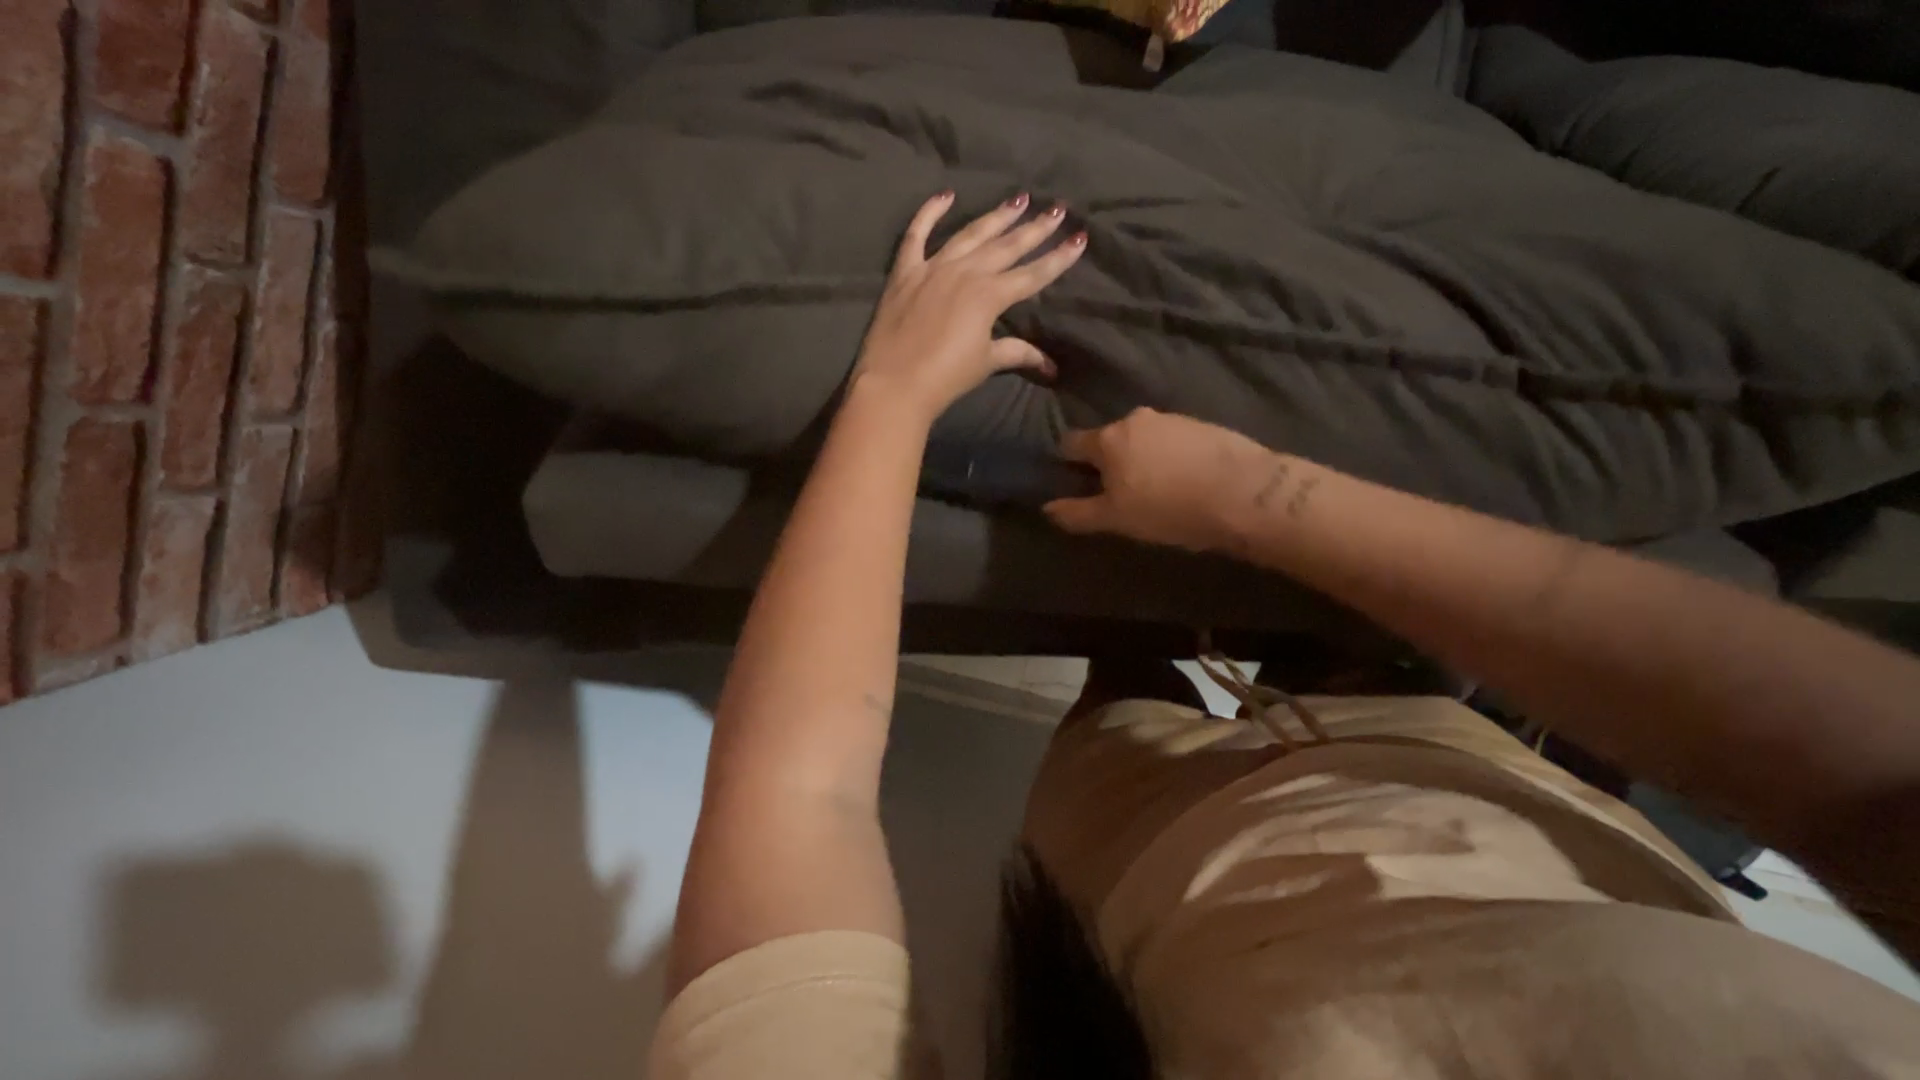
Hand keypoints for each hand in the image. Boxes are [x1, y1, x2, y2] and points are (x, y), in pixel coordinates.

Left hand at [850, 191, 1086, 424]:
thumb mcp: (986, 362)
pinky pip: (916, 234)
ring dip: (996, 216)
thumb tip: (1049, 366)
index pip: (1032, 275)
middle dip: (1035, 228)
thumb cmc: (945, 377)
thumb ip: (1016, 352)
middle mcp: (966, 272)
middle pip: (1007, 246)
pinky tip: (946, 196)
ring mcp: (934, 267)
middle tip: (1056, 209)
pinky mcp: (905, 271)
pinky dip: (929, 213)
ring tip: (1018, 200)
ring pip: (971, 234)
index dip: (1058, 258)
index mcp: (990, 295)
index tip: (1079, 239)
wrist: (894, 383)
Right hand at [1045, 408, 1299, 552]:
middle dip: (1109, 462)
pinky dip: (1170, 457)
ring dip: (1142, 459)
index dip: (1069, 464)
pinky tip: (1184, 481)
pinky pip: (1172, 441)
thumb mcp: (1117, 520)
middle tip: (1120, 494)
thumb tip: (1047, 508)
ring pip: (1143, 439)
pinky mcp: (1203, 425)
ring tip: (1156, 490)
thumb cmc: (1169, 508)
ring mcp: (1172, 418)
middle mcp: (1135, 418)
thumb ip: (1078, 513)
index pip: (1071, 443)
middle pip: (1110, 439)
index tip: (1076, 484)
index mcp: (1108, 438)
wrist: (1244, 494)